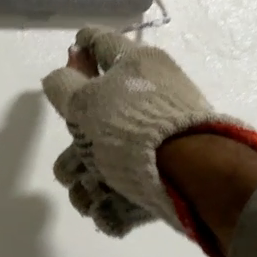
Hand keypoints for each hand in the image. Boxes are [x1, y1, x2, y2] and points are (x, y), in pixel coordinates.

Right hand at [42, 27, 256, 256]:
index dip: (80, 48)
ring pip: (114, 150)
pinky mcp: (175, 166)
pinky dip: (116, 199)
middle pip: (102, 109)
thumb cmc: (130, 126)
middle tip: (67, 166)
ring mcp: (166, 131)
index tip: (68, 61)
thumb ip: (62, 84)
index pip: (101, 43)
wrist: (194, 174)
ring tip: (84, 201)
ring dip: (90, 178)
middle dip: (76, 143)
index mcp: (135, 64)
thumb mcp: (83, 99)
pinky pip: (135, 178)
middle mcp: (151, 93)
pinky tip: (102, 214)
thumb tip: (63, 75)